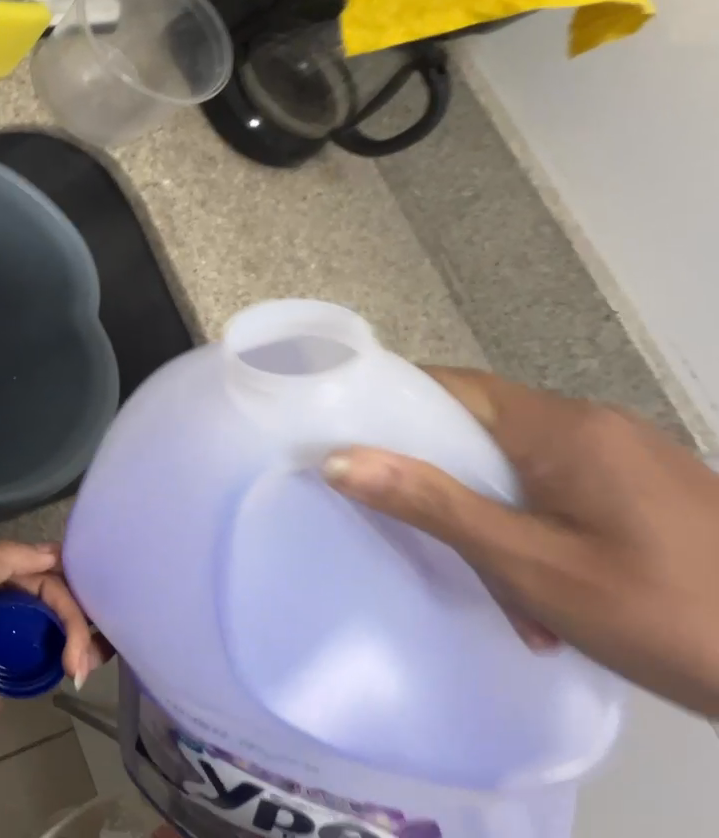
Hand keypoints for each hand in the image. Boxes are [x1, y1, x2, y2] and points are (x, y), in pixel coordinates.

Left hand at [0, 542, 99, 819]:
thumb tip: (50, 553)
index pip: (34, 566)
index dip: (65, 580)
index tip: (93, 605)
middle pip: (49, 596)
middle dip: (75, 619)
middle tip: (81, 657)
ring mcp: (2, 640)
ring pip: (53, 626)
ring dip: (79, 641)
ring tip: (83, 670)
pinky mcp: (11, 675)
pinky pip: (48, 657)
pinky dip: (72, 658)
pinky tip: (85, 671)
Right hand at [323, 367, 718, 714]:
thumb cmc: (670, 616)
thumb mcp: (531, 565)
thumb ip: (431, 504)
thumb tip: (334, 457)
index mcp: (567, 428)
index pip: (448, 387)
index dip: (386, 406)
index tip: (337, 443)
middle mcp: (598, 426)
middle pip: (478, 430)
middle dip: (440, 483)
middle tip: (421, 540)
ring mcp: (631, 459)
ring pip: (516, 467)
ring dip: (488, 517)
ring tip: (501, 588)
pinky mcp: (653, 492)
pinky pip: (560, 490)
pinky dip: (532, 529)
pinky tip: (547, 591)